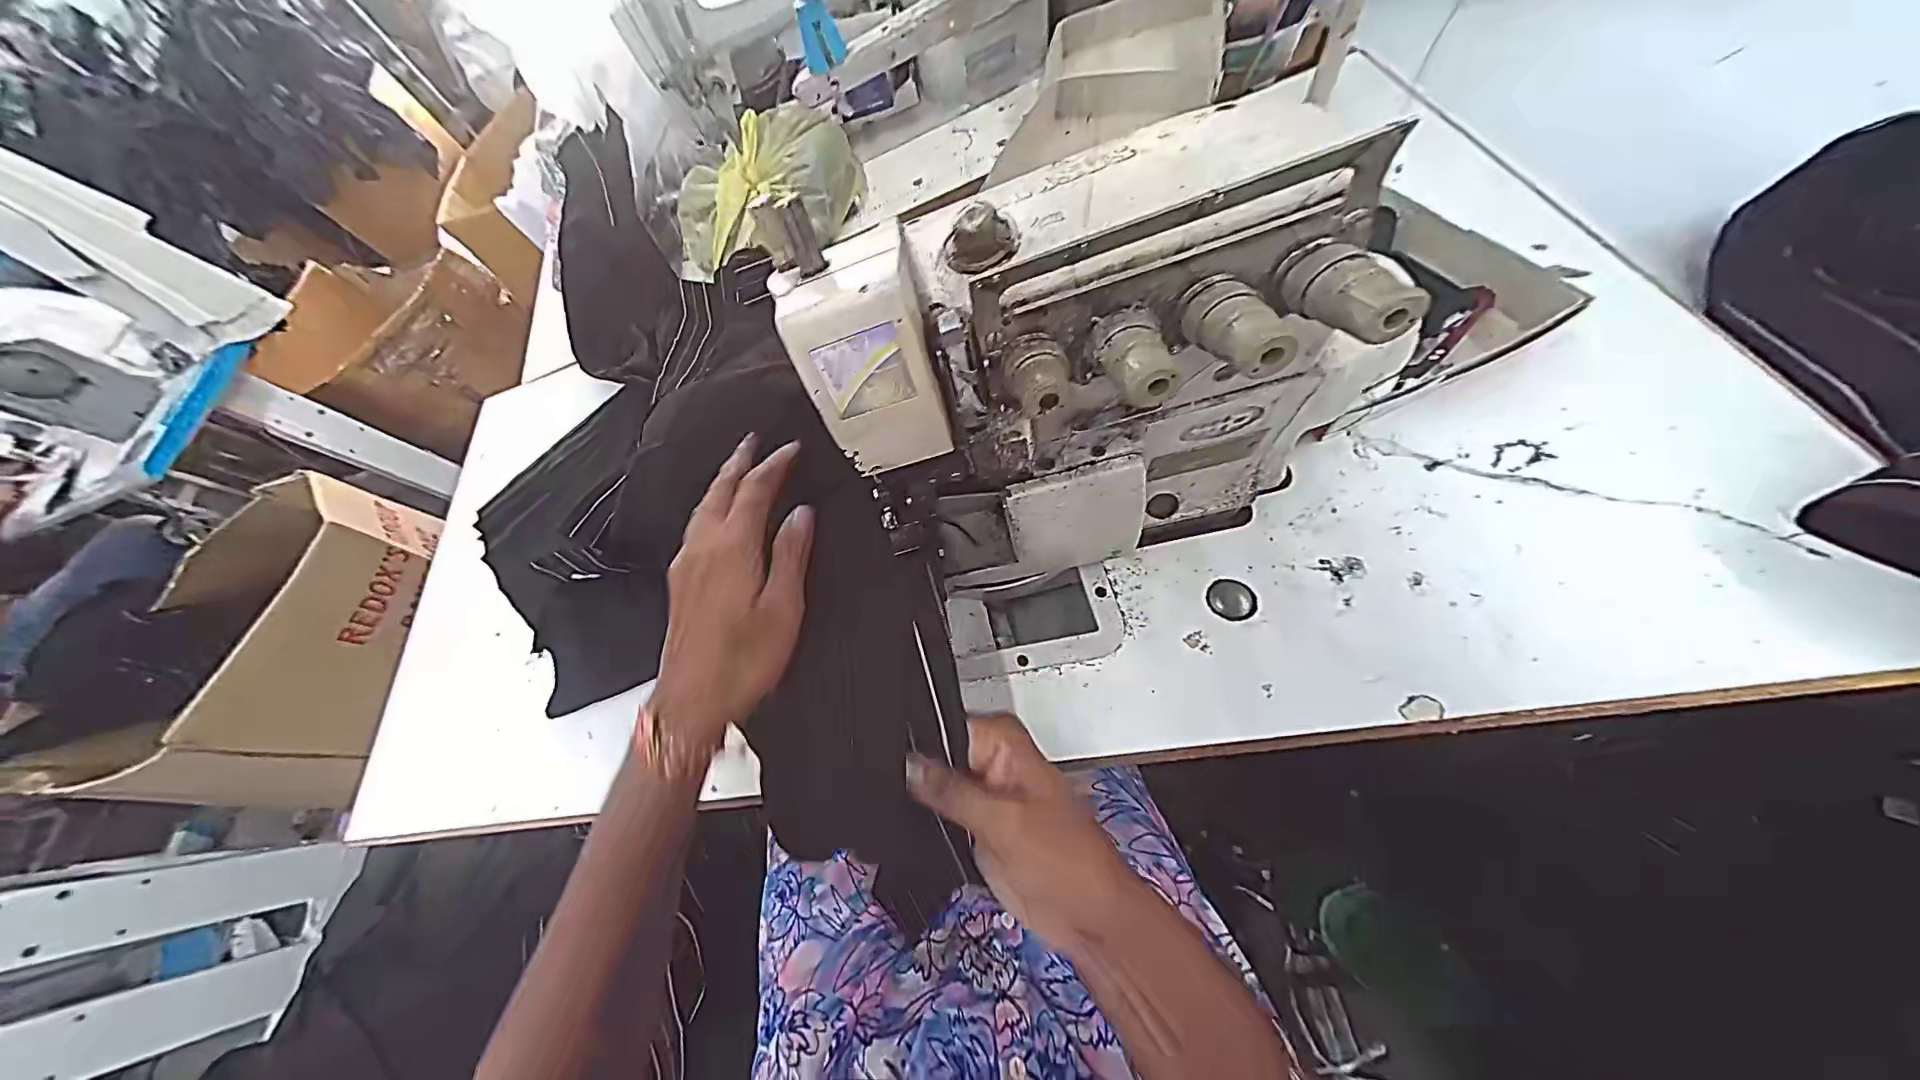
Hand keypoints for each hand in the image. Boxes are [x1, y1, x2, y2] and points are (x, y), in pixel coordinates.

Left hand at [647, 434, 814, 763]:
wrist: (693, 699)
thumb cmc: (740, 662)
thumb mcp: (784, 607)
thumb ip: (791, 555)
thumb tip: (800, 517)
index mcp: (732, 549)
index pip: (755, 489)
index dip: (775, 465)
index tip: (790, 451)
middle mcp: (703, 550)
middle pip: (721, 488)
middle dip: (740, 461)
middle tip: (754, 442)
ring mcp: (687, 565)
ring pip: (704, 505)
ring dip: (723, 480)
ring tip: (736, 468)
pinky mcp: (680, 582)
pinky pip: (695, 526)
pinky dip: (712, 506)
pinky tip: (716, 515)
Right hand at [907, 714, 1135, 950]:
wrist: (1087, 918)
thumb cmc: (1070, 863)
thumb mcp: (1003, 823)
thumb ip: (953, 791)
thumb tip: (912, 766)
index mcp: (1007, 746)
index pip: (952, 725)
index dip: (924, 743)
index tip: (900, 763)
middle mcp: (996, 767)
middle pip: (941, 757)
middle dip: (923, 777)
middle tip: (909, 796)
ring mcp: (987, 799)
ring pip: (939, 790)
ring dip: (928, 806)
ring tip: (936, 823)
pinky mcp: (980, 830)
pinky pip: (945, 819)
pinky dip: (936, 829)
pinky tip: (934, 839)